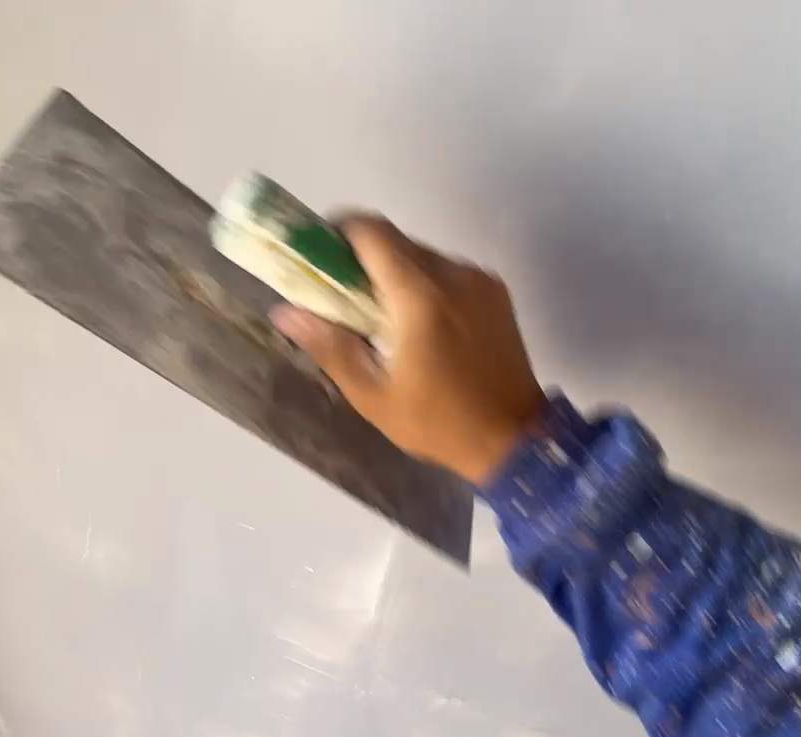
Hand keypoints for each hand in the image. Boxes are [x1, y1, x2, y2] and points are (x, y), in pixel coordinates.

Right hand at [270, 217, 546, 485]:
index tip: (320, 259)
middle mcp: (454, 274)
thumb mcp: (374, 396)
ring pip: (423, 256)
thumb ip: (330, 347)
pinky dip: (425, 287)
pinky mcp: (496, 293)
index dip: (338, 234)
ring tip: (383, 321)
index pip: (371, 232)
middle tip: (344, 299)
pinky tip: (420, 328)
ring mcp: (480, 281)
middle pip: (396, 242)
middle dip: (363, 261)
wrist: (514, 439)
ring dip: (395, 275)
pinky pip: (449, 273)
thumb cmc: (438, 424)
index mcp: (421, 297)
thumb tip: (286, 312)